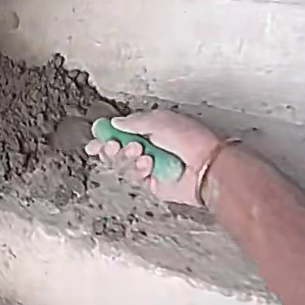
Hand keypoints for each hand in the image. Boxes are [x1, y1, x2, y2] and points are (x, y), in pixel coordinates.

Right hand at [83, 109, 226, 205]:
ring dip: (126, 158)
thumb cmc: (192, 140)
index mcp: (150, 130)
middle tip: (113, 144)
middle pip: (115, 151)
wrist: (208, 166)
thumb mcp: (161, 120)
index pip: (120, 132)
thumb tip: (116, 123)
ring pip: (120, 165)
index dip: (105, 136)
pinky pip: (132, 178)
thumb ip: (134, 122)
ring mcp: (149, 167)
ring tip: (141, 153)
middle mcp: (148, 148)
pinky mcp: (151, 184)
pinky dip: (136, 170)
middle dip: (111, 148)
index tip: (96, 138)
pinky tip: (148, 165)